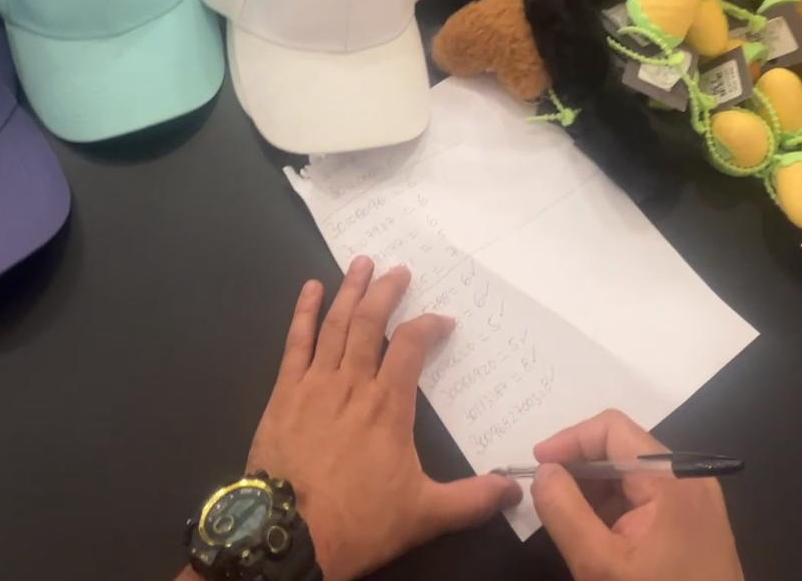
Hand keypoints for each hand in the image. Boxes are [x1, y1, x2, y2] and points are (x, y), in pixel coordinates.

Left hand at [247, 257, 522, 580]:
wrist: (290, 537)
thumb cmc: (359, 522)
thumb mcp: (424, 515)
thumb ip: (471, 499)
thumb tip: (516, 488)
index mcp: (388, 404)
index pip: (411, 346)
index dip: (428, 327)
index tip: (442, 321)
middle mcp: (353, 382)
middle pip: (370, 322)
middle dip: (386, 292)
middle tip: (397, 270)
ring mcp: (316, 382)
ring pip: (336, 324)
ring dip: (350, 290)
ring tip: (362, 263)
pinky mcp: (285, 391)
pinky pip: (295, 342)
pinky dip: (304, 312)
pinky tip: (310, 288)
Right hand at [531, 411, 745, 580]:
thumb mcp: (599, 566)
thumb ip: (563, 509)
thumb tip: (545, 471)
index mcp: (671, 478)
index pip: (611, 429)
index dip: (570, 440)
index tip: (539, 465)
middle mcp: (689, 480)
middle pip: (622, 448)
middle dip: (580, 468)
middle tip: (549, 495)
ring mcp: (697, 504)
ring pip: (632, 474)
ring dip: (596, 489)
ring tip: (571, 521)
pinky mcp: (697, 527)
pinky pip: (647, 498)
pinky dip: (616, 508)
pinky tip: (598, 536)